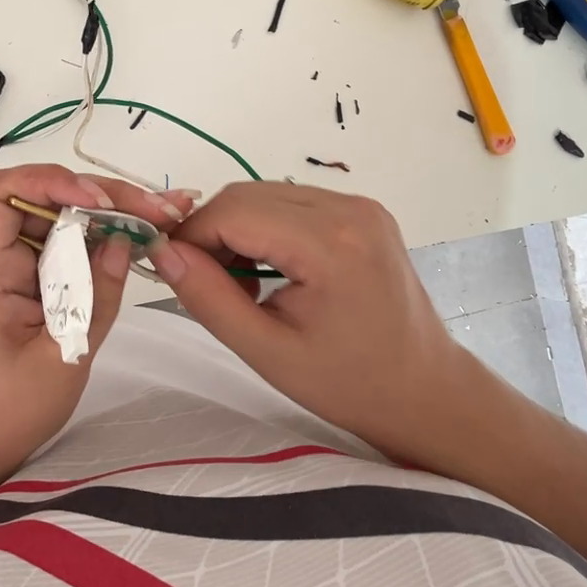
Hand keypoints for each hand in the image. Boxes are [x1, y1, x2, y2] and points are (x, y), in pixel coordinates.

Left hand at [0, 165, 192, 471]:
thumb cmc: (9, 407)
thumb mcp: (62, 358)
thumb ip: (94, 299)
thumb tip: (122, 242)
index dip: (46, 182)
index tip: (97, 202)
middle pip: (41, 196)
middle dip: (100, 193)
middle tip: (158, 209)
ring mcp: (19, 264)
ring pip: (61, 213)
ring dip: (112, 209)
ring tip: (164, 215)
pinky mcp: (39, 275)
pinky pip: (71, 240)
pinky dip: (107, 232)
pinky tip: (146, 231)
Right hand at [147, 183, 493, 465]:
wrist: (425, 391)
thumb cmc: (347, 383)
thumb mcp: (265, 350)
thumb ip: (207, 297)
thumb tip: (161, 252)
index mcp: (329, 244)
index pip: (232, 212)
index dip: (190, 236)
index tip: (172, 272)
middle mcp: (348, 209)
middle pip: (247, 195)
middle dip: (211, 231)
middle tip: (203, 281)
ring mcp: (360, 206)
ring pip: (265, 195)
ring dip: (236, 229)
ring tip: (237, 282)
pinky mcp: (364, 213)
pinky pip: (292, 204)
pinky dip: (264, 228)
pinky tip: (266, 269)